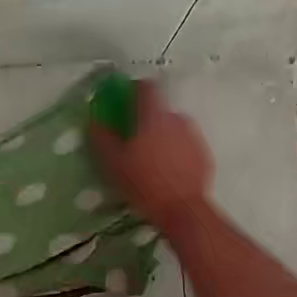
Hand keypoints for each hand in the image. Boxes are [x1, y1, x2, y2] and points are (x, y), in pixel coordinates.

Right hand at [88, 79, 212, 233]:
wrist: (183, 210)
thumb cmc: (145, 184)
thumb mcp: (114, 164)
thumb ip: (101, 139)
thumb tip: (92, 122)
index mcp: (154, 115)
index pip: (146, 86)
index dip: (134, 90)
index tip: (124, 102)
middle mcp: (177, 118)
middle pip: (159, 110)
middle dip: (146, 121)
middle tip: (133, 142)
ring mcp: (194, 136)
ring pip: (173, 128)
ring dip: (161, 138)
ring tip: (151, 161)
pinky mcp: (204, 154)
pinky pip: (185, 146)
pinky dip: (175, 152)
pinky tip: (166, 173)